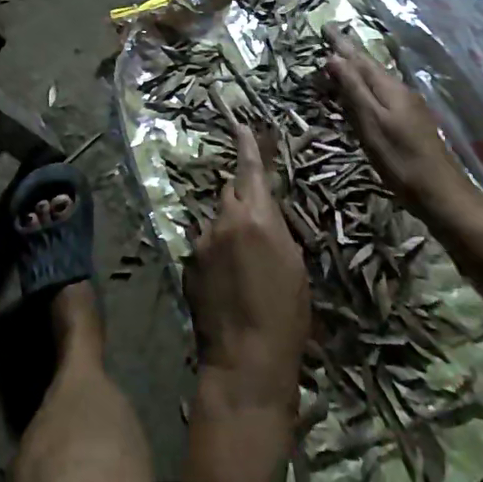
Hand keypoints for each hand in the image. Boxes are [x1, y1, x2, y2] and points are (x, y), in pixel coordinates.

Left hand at [187, 120, 309, 408]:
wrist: (246, 357)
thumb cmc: (286, 313)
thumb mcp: (294, 263)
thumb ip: (275, 228)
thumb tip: (264, 214)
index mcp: (254, 216)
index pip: (249, 170)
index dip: (248, 146)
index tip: (241, 125)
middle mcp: (222, 220)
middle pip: (230, 193)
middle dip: (242, 198)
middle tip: (257, 219)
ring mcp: (201, 241)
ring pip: (217, 222)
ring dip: (230, 231)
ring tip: (246, 265)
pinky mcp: (188, 263)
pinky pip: (206, 246)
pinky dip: (217, 254)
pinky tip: (230, 282)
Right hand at [323, 25, 471, 212]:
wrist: (440, 193)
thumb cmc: (400, 159)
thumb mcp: (371, 123)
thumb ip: (353, 90)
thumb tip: (334, 57)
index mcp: (390, 88)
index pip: (359, 59)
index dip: (341, 44)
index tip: (325, 26)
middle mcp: (400, 91)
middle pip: (368, 67)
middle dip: (347, 53)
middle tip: (329, 37)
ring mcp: (406, 107)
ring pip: (374, 80)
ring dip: (354, 69)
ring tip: (337, 61)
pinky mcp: (408, 122)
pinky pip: (380, 94)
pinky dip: (363, 87)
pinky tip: (357, 92)